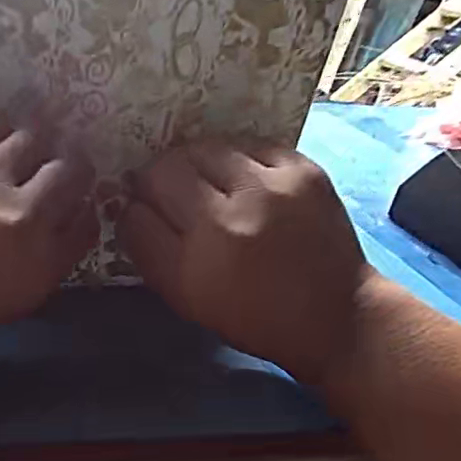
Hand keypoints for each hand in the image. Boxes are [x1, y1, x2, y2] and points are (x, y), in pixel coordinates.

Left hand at [0, 117, 94, 368]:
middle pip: (71, 168)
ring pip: (32, 133)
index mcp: (37, 262)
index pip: (88, 218)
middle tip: (53, 172)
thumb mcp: (6, 306)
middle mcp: (18, 212)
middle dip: (71, 169)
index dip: (84, 208)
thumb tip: (65, 222)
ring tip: (19, 153)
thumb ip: (44, 262)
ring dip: (35, 143)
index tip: (72, 206)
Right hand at [120, 141, 371, 382]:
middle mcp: (226, 221)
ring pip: (203, 148)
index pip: (135, 214)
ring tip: (204, 185)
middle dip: (157, 179)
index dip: (131, 209)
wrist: (332, 313)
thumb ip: (149, 252)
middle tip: (168, 194)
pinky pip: (247, 144)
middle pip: (164, 170)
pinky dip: (234, 159)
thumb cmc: (249, 316)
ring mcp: (268, 188)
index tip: (140, 212)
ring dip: (194, 164)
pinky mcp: (302, 169)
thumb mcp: (185, 298)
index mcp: (191, 265)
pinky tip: (241, 181)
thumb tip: (128, 205)